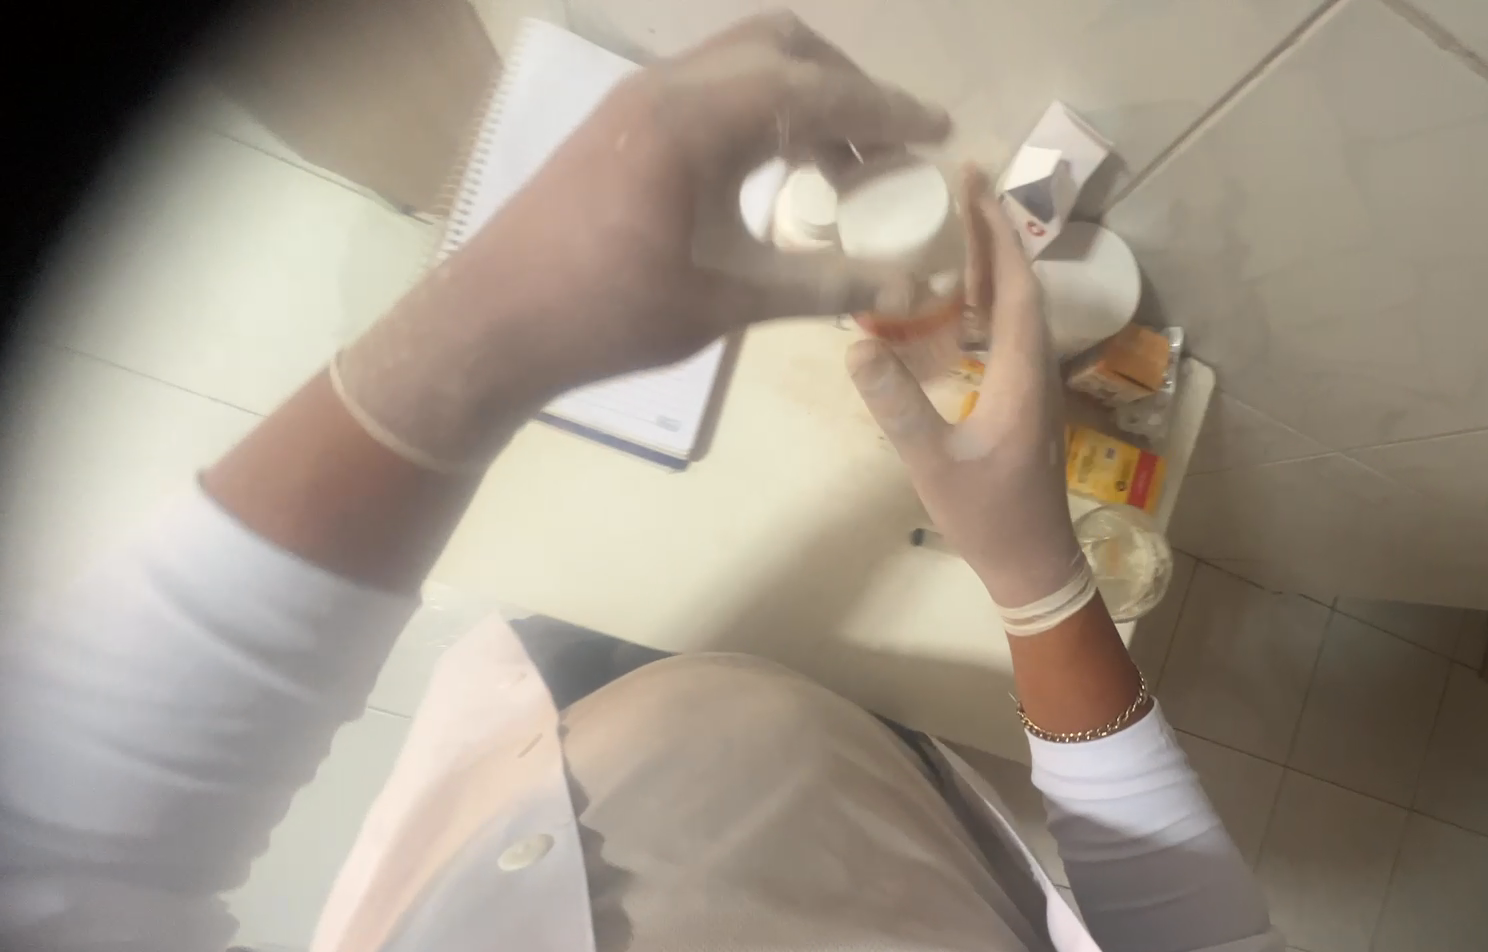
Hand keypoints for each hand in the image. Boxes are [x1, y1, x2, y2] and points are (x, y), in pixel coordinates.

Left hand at [333, 12, 948, 470]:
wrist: (501, 320)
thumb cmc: (616, 312)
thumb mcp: (733, 300)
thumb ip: (827, 286)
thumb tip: (911, 286)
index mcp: (697, 121)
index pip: (815, 90)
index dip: (887, 111)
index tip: (938, 133)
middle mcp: (670, 87)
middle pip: (782, 47)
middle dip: (850, 88)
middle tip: (891, 147)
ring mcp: (643, 99)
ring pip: (746, 63)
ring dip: (806, 97)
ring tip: (847, 163)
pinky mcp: (630, 124)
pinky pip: (717, 91)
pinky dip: (767, 114)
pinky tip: (783, 171)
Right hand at [846, 187, 1083, 613]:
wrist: (1032, 561)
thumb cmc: (987, 516)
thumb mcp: (934, 465)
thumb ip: (899, 407)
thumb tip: (857, 345)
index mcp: (1021, 375)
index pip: (1013, 285)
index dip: (996, 230)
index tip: (975, 181)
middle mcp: (1036, 369)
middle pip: (1018, 288)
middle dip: (992, 236)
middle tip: (959, 190)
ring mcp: (1033, 387)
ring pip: (1015, 313)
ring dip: (989, 271)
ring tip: (953, 238)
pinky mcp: (1025, 403)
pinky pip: (1008, 339)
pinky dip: (985, 310)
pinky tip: (956, 312)